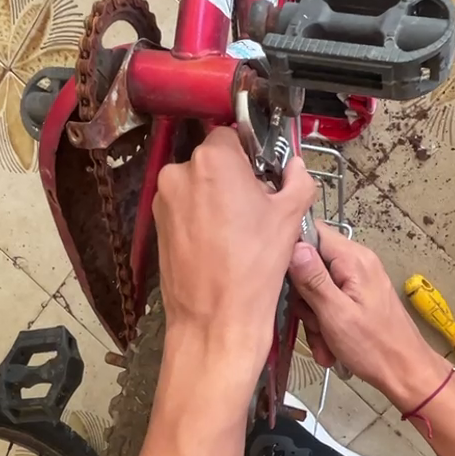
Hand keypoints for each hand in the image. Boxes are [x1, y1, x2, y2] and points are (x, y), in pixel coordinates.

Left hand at [153, 126, 318, 369]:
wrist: (216, 319)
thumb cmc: (251, 270)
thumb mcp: (289, 218)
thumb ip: (297, 182)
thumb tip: (296, 168)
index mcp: (213, 160)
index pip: (231, 136)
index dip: (251, 156)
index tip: (263, 173)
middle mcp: (180, 173)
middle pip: (213, 162)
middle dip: (234, 179)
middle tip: (256, 208)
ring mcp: (164, 201)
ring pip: (198, 187)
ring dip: (217, 200)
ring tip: (239, 233)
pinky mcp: (157, 226)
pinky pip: (185, 211)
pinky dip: (202, 220)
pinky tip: (221, 245)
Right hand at [287, 227, 451, 410]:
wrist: (406, 373)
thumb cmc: (375, 347)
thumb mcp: (336, 314)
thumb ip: (313, 279)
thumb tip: (293, 245)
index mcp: (353, 259)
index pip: (311, 233)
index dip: (292, 253)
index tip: (285, 282)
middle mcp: (357, 263)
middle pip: (311, 265)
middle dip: (304, 299)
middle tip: (313, 323)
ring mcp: (358, 281)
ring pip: (317, 290)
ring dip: (314, 319)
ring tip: (325, 342)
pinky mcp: (358, 299)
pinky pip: (330, 304)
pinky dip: (326, 326)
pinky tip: (330, 347)